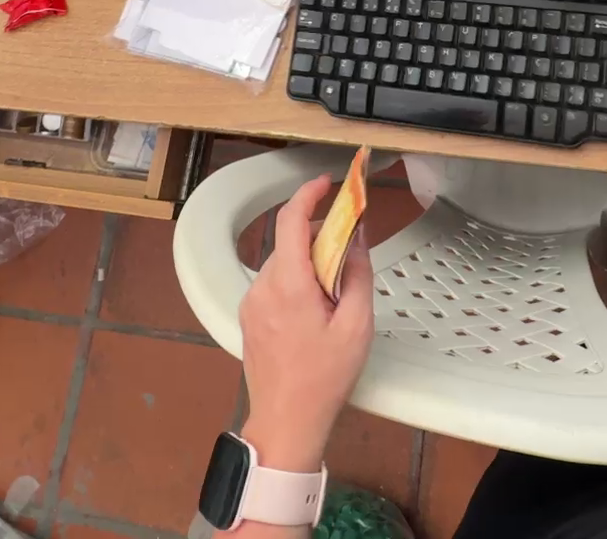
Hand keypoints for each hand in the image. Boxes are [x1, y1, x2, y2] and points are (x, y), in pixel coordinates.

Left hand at [238, 175, 373, 471]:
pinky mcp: (248, 317)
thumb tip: (357, 236)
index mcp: (289, 284)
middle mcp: (263, 287)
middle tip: (349, 250)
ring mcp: (251, 302)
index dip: (307, 194)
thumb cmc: (325, 377)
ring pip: (282, 262)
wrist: (286, 423)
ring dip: (308, 259)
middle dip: (319, 234)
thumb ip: (358, 273)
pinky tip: (315, 306)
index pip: (290, 221)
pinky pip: (274, 282)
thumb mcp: (357, 325)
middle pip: (289, 241)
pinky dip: (296, 278)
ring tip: (335, 289)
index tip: (327, 183)